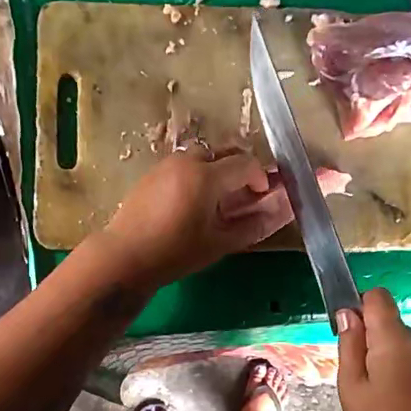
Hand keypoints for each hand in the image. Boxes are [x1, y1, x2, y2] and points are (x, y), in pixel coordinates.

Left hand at [97, 150, 292, 287]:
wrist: (125, 257)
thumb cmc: (176, 253)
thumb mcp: (221, 242)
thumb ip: (257, 222)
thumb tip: (286, 208)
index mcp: (205, 176)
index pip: (246, 163)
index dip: (261, 178)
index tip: (262, 197)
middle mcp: (186, 161)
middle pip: (224, 153)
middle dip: (240, 171)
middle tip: (244, 198)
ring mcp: (166, 164)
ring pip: (204, 157)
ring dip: (218, 172)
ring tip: (218, 202)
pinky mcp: (152, 172)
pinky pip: (185, 165)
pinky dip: (198, 176)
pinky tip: (194, 204)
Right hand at [337, 288, 410, 410]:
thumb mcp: (353, 387)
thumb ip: (348, 346)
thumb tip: (346, 314)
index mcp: (393, 336)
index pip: (375, 295)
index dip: (355, 307)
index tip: (345, 336)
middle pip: (380, 323)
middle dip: (360, 344)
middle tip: (352, 380)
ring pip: (387, 347)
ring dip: (371, 367)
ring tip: (365, 402)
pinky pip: (399, 364)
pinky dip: (385, 380)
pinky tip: (380, 410)